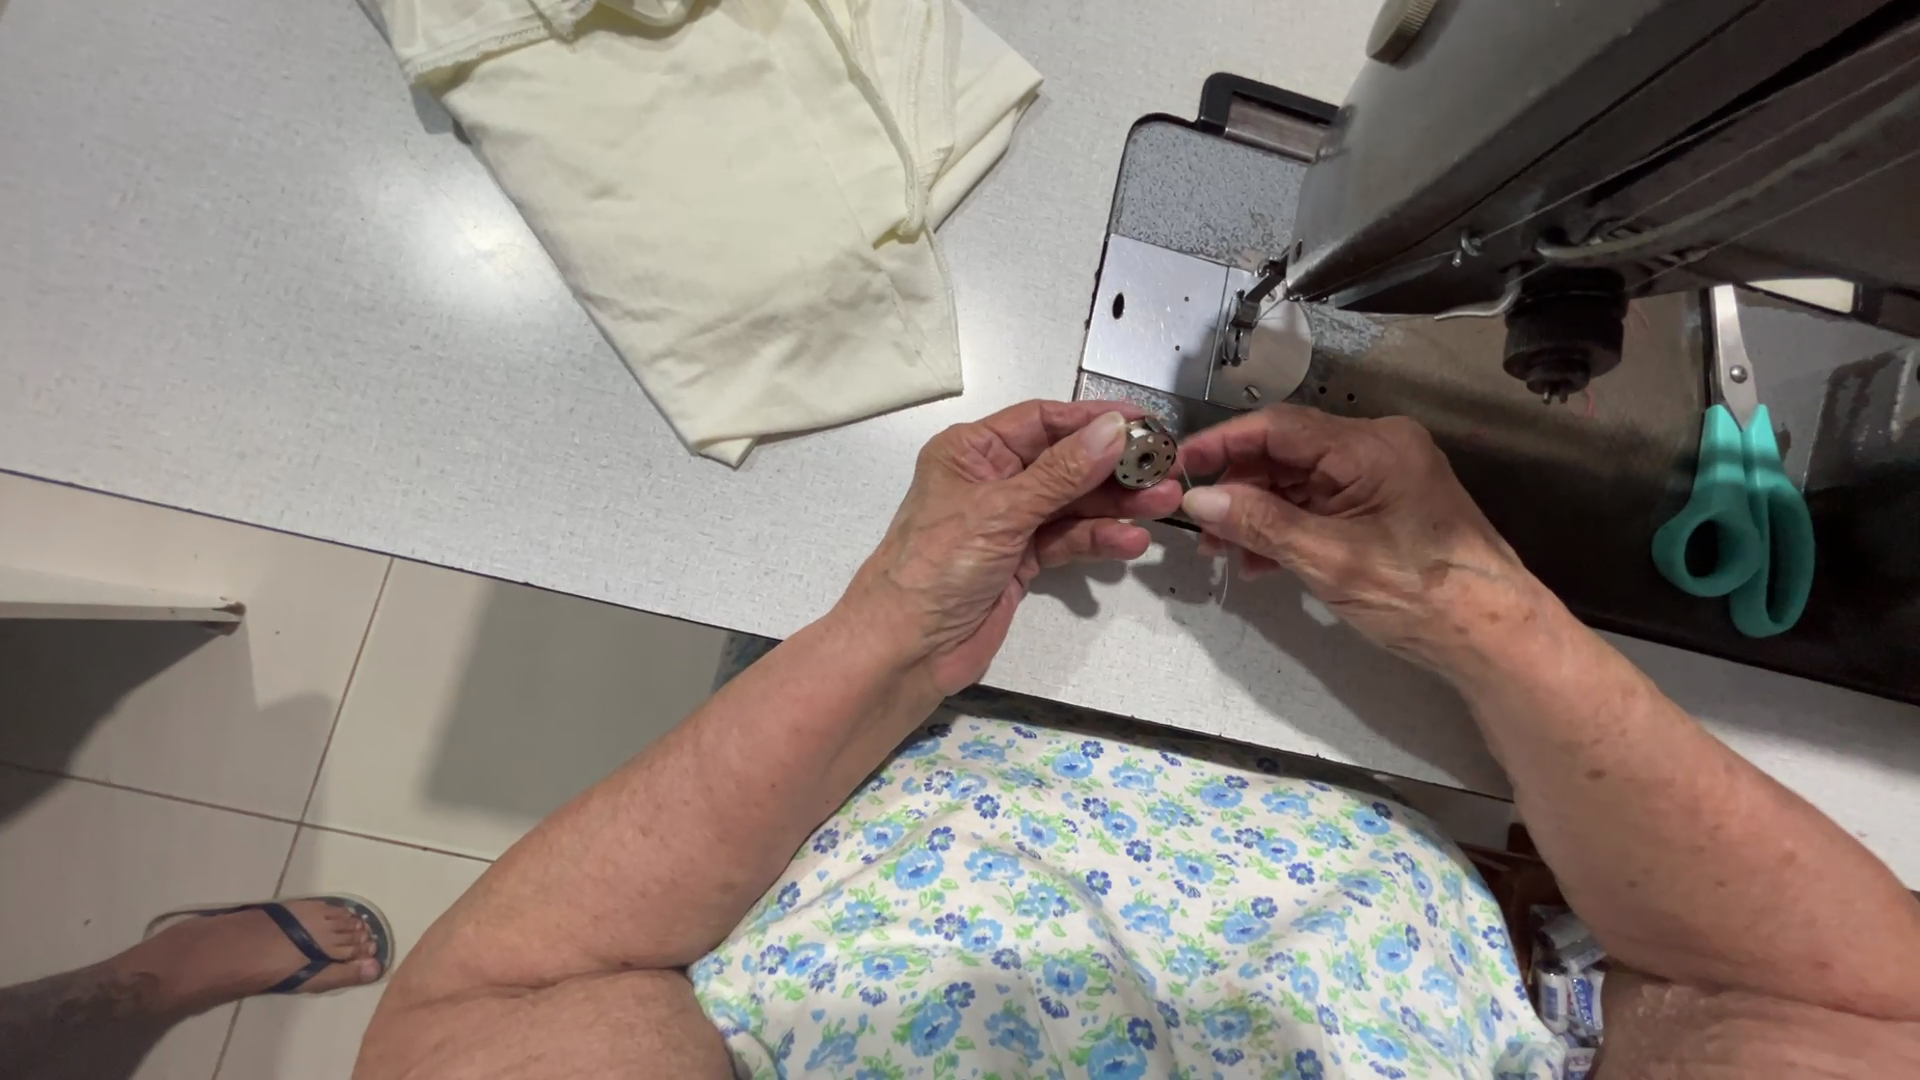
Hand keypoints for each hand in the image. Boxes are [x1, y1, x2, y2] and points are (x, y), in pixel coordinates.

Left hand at [842, 400, 1184, 693]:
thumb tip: (1115, 429)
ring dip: (1115, 503)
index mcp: (972, 452)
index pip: (1042, 421)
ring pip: (1071, 503)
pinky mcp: (1021, 560)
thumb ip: (1061, 473)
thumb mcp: (1000, 512)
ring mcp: (1008, 522)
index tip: (1145, 421)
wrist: (907, 649)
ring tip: (1162, 502)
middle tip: (1166, 467)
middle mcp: (992, 480)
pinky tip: (1129, 541)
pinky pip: (1067, 540)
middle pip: (1064, 462)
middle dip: (1114, 466)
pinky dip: (1097, 540)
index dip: (1094, 419)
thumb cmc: (937, 568)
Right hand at [1177, 404, 1528, 667]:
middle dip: (1236, 488)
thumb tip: (1198, 500)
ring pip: (1294, 483)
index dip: (1222, 444)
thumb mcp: (1328, 558)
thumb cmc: (1419, 594)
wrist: (1493, 638)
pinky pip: (1314, 505)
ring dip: (1254, 514)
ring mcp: (1377, 479)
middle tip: (1198, 523)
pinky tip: (1259, 562)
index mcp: (1372, 447)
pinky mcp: (1377, 507)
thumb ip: (1259, 523)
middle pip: (1283, 454)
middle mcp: (1375, 450)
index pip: (1278, 427)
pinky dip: (1282, 529)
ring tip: (1223, 550)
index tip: (1180, 466)